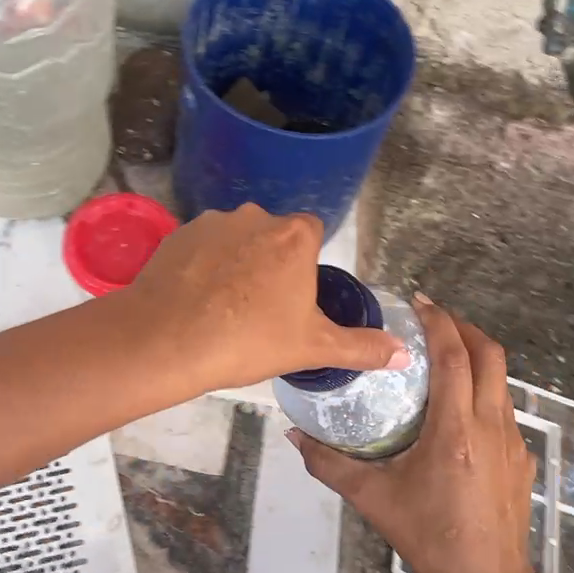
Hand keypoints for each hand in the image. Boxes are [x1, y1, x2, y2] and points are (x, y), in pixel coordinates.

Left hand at [124, 204, 405, 391]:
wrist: (168, 340)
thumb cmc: (248, 341)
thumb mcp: (312, 348)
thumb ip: (362, 347)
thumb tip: (405, 355)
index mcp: (293, 236)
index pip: (311, 232)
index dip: (305, 262)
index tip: (294, 295)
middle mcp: (253, 217)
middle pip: (271, 234)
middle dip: (269, 261)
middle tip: (258, 307)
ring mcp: (211, 223)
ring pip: (233, 239)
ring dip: (233, 261)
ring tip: (222, 306)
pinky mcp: (176, 235)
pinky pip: (199, 247)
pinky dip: (200, 265)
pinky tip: (194, 298)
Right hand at [287, 296, 537, 572]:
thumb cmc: (427, 536)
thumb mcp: (371, 498)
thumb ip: (328, 463)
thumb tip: (292, 435)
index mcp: (455, 428)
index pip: (454, 356)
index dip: (439, 322)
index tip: (418, 302)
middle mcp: (491, 425)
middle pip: (490, 354)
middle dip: (464, 327)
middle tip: (431, 320)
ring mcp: (513, 442)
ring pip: (502, 380)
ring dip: (476, 356)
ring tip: (442, 356)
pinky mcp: (521, 460)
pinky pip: (503, 410)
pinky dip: (482, 391)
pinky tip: (455, 412)